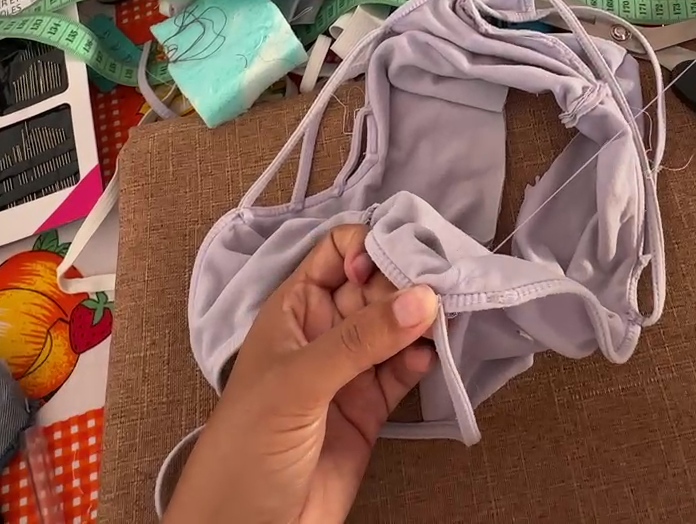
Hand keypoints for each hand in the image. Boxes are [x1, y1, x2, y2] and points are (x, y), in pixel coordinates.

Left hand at [164, 225, 439, 523]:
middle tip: (439, 288)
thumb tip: (423, 297)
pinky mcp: (372, 406)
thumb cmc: (248, 447)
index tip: (396, 264)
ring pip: (395, 325)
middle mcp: (325, 330)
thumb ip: (359, 339)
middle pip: (375, 284)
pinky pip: (404, 368)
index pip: (337, 253)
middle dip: (406, 281)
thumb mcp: (297, 383)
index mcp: (296, 307)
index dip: (367, 249)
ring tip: (447, 315)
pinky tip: (432, 354)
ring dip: (422, 317)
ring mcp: (350, 369)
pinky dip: (423, 357)